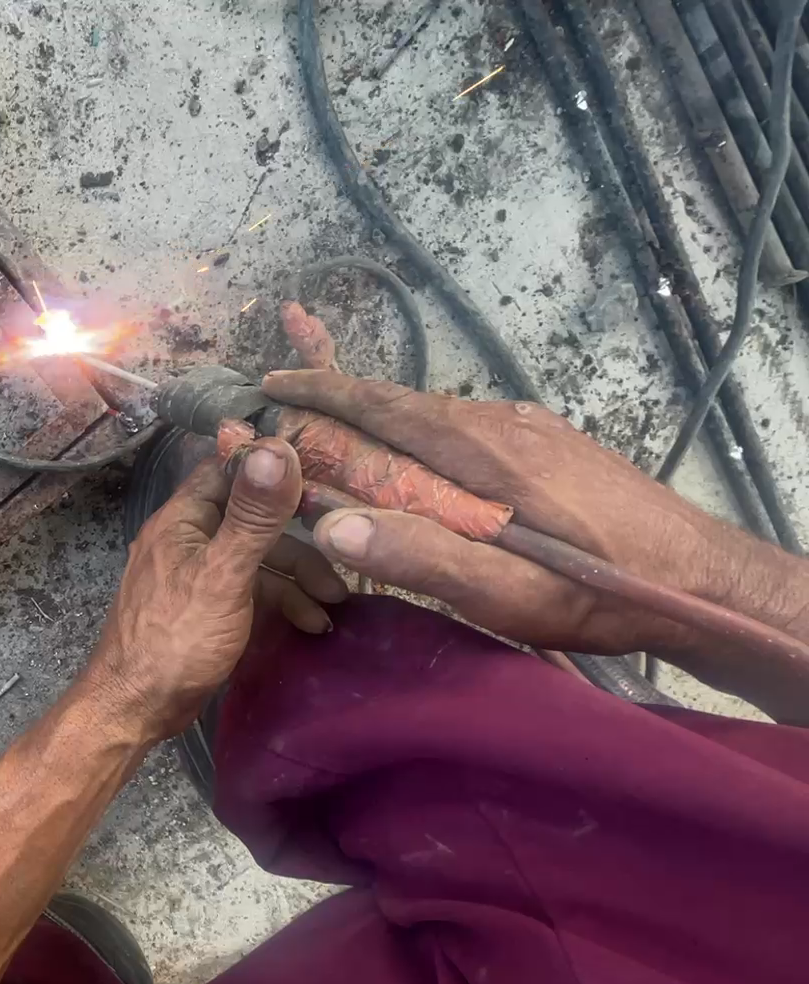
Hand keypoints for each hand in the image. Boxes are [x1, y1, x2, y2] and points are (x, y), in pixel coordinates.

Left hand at [84, 437, 346, 737]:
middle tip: (348, 553)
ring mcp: (196, 574)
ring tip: (336, 602)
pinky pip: (251, 590)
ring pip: (257, 556)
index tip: (330, 473)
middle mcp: (186, 539)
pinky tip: (313, 625)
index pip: (228, 470)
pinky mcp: (208, 606)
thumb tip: (274, 448)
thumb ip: (251, 515)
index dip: (274, 466)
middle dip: (301, 535)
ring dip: (299, 574)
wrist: (137, 703)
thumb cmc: (176, 636)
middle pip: (252, 517)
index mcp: (180, 520)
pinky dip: (282, 601)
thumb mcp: (222, 573)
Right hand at [262, 368, 754, 657]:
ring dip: (372, 420)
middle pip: (401, 403)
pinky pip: (459, 426)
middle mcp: (504, 423)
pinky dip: (410, 432)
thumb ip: (419, 555)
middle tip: (285, 421)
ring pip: (430, 413)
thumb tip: (328, 523)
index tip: (270, 385)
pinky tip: (407, 463)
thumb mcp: (505, 591)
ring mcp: (529, 429)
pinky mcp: (547, 444)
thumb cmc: (602, 594)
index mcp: (484, 449)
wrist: (717, 586)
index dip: (321, 392)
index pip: (384, 403)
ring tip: (332, 443)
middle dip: (335, 404)